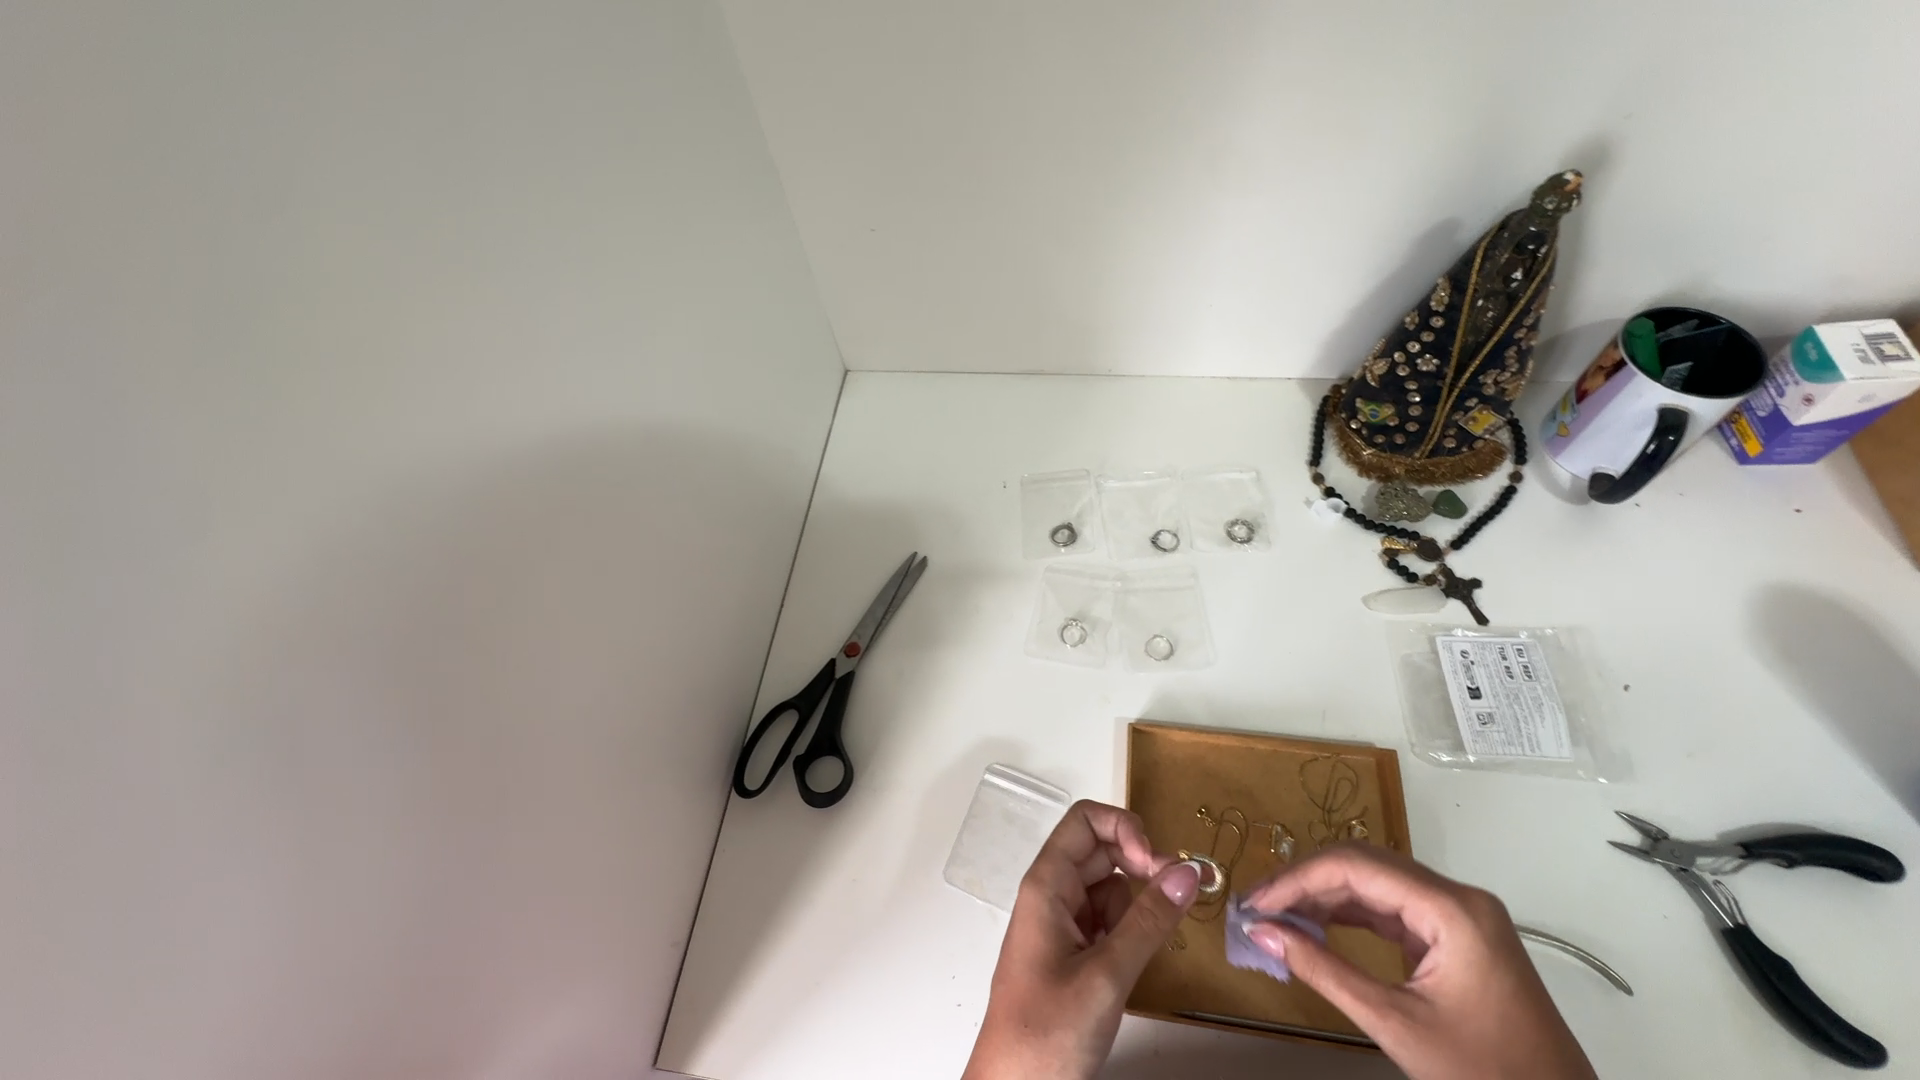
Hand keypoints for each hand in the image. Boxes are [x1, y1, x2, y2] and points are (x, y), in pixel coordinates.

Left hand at [962, 800, 1199, 1079]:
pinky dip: (1131, 927)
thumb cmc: (1048, 1030)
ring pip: (1109, 886)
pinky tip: (1139, 956)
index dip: (1124, 828)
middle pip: (1101, 850)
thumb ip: (1149, 920)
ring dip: (1138, 901)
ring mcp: (1061, 923)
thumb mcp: (1106, 975)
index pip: (1084, 821)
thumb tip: (1188, 870)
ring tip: (1151, 941)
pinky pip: (1107, 919)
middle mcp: (1052, 894)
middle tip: (1177, 896)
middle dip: (1141, 863)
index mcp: (1046, 885)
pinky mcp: (1072, 952)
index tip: (1156, 864)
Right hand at [1241, 844, 1595, 1079]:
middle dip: (1306, 883)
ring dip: (1324, 896)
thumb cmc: (1483, 1075)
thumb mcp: (1395, 1025)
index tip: (1254, 904)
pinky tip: (1315, 926)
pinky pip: (1392, 907)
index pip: (1356, 867)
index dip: (1297, 880)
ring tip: (1277, 917)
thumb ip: (1324, 972)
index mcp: (1450, 909)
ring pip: (1375, 883)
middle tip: (1258, 908)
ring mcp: (1459, 914)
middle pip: (1364, 865)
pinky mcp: (1456, 935)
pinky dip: (1349, 914)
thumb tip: (1262, 933)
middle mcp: (1456, 897)